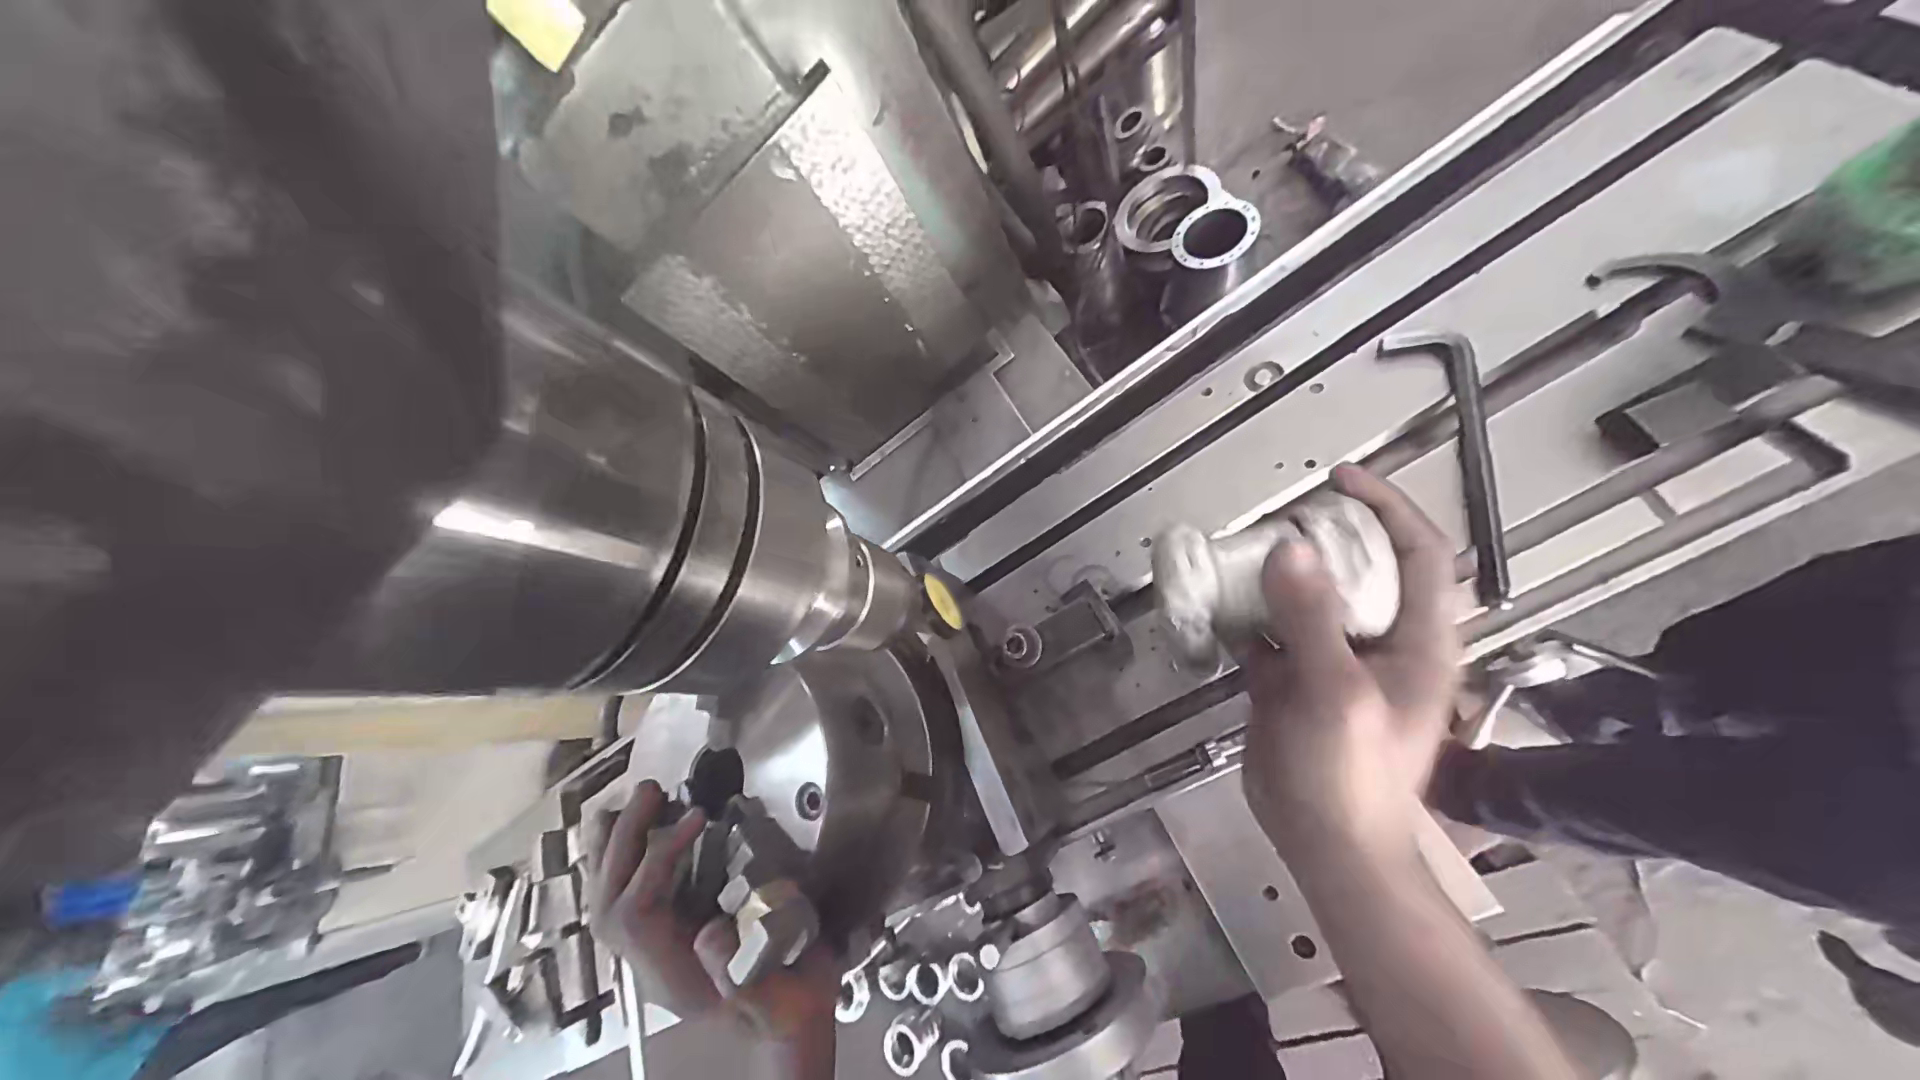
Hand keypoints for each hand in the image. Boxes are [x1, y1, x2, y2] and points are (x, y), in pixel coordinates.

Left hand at [588, 781, 837, 1042]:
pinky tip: (640, 830)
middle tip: (652, 791)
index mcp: (673, 977)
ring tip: (634, 802)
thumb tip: (709, 933)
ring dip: (615, 847)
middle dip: (625, 842)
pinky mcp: (668, 934)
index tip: (698, 816)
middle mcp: (651, 964)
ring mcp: (654, 951)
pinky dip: (625, 859)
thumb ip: (746, 977)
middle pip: (612, 902)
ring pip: (609, 899)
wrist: (792, 1019)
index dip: (659, 858)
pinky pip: (625, 894)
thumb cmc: (791, 1006)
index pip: (639, 914)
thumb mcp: (780, 998)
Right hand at [1241, 465, 1461, 861]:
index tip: (1340, 480)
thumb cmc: (1350, 773)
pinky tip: (1218, 606)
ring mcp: (1331, 660)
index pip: (1418, 553)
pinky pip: (1269, 632)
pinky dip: (1244, 615)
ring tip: (1239, 554)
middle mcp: (1378, 641)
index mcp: (1416, 639)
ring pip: (1306, 598)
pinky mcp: (1292, 680)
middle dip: (1320, 537)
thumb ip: (1312, 619)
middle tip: (1274, 520)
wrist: (1322, 839)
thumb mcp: (1336, 691)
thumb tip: (1288, 549)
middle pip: (1357, 569)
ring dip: (1274, 575)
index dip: (1387, 507)